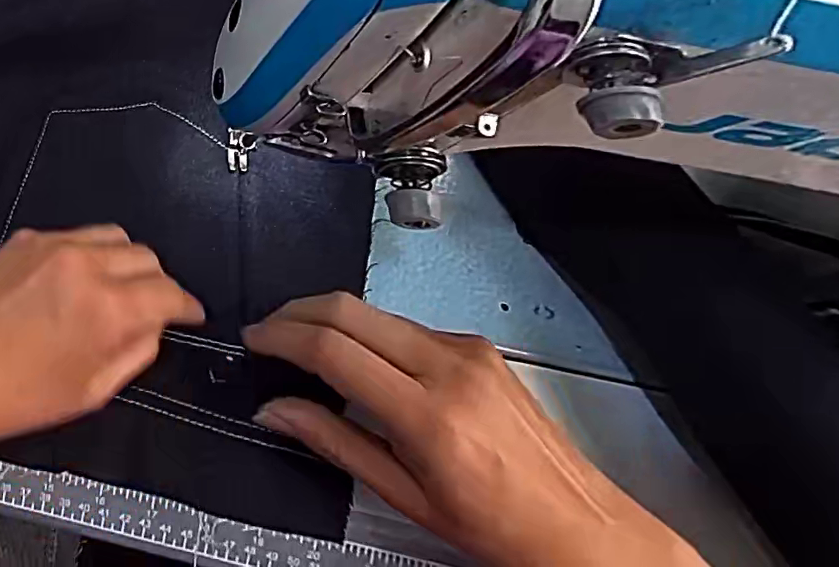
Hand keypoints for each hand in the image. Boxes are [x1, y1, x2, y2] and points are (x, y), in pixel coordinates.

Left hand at [0, 226, 204, 453]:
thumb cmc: (13, 398)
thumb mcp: (89, 391)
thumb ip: (136, 353)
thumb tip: (156, 325)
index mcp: (107, 309)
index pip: (169, 292)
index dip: (188, 305)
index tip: (192, 314)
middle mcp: (88, 265)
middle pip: (149, 257)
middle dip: (158, 284)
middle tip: (150, 308)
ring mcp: (56, 244)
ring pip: (117, 237)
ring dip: (128, 262)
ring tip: (114, 289)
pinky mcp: (30, 237)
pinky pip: (79, 236)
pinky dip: (91, 255)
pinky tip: (72, 282)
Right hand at [244, 294, 704, 566]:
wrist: (583, 528)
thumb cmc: (494, 529)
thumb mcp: (406, 499)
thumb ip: (335, 443)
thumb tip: (276, 409)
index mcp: (428, 415)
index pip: (334, 350)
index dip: (284, 336)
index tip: (255, 339)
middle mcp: (447, 364)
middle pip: (349, 308)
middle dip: (297, 310)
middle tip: (267, 330)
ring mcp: (464, 345)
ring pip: (374, 309)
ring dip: (329, 316)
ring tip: (301, 341)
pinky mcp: (474, 340)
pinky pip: (404, 324)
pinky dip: (367, 331)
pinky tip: (358, 357)